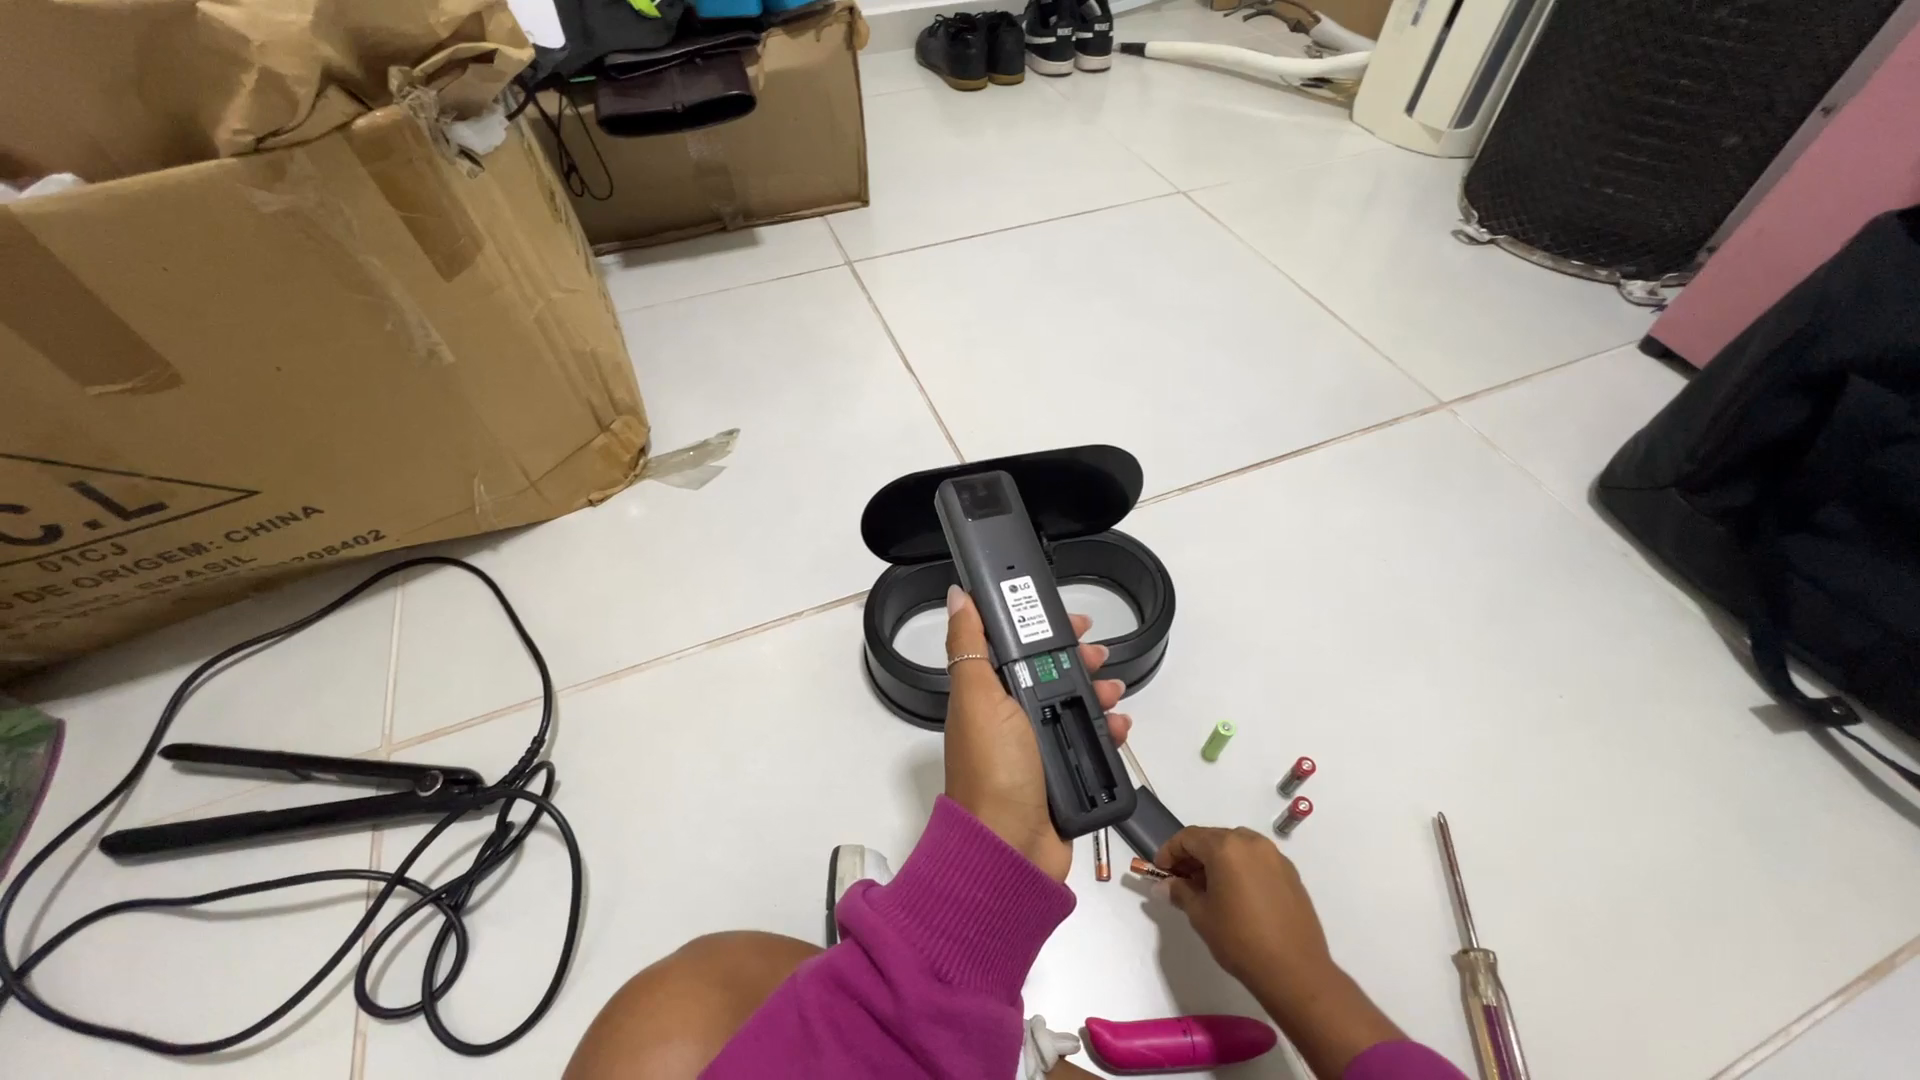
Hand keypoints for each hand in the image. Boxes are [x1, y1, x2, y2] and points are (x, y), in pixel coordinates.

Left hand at [943, 584, 1128, 881]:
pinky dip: (1108, 731)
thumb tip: (957, 597)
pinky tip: (1120, 725)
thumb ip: (969, 646)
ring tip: (1113, 692)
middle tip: (1099, 654)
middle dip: (1076, 660)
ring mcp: (1038, 749)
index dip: (1038, 630)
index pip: (1014, 650)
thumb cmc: (994, 768)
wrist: (1012, 849)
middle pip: (1048, 676)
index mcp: (986, 698)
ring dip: (1097, 693)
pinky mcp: (1065, 775)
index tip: (1068, 620)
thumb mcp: (977, 698)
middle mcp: (1010, 720)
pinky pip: (1092, 743)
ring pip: (1074, 706)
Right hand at [1155, 826, 1332, 985]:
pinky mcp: (1291, 873)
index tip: (1160, 871)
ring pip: (1236, 847)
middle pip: (1213, 838)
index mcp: (1226, 847)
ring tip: (1208, 888)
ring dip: (1217, 860)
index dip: (1169, 851)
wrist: (1295, 971)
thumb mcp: (1201, 916)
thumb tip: (1162, 886)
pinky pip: (1256, 860)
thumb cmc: (1240, 940)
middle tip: (1181, 881)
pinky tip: (1236, 895)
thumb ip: (1180, 892)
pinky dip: (1240, 868)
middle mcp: (1251, 843)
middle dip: (1193, 855)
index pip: (1188, 837)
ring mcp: (1275, 857)